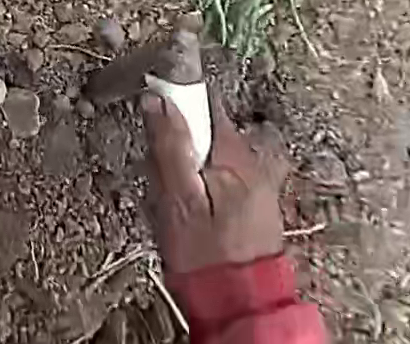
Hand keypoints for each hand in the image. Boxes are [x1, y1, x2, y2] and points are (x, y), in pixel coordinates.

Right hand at [142, 92, 286, 274]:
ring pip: (207, 155)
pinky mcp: (251, 201)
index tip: (155, 115)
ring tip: (175, 201)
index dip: (174, 102)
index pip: (202, 99)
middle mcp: (250, 158)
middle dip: (178, 144)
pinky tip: (191, 213)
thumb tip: (157, 100)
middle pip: (202, 128)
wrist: (240, 310)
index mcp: (234, 150)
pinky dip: (200, 188)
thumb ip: (170, 146)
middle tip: (163, 177)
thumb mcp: (179, 199)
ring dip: (187, 170)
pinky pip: (216, 177)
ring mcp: (254, 179)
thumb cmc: (209, 258)